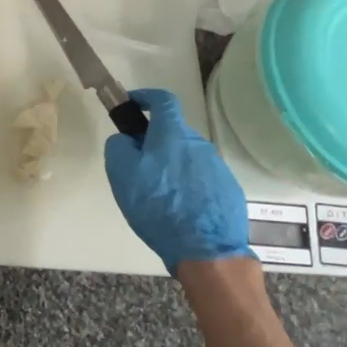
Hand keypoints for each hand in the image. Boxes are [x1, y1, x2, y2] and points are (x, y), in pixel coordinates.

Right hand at [103, 88, 252, 274]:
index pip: (163, 100)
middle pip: (172, 134)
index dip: (146, 96)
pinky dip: (185, 185)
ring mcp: (217, 168)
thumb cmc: (157, 206)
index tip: (131, 104)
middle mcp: (198, 146)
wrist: (206, 249)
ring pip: (186, 158)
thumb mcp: (121, 174)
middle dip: (153, 143)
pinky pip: (200, 178)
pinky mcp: (228, 190)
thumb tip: (127, 140)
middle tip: (136, 167)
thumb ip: (119, 147)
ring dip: (169, 167)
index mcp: (172, 136)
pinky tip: (177, 209)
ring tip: (156, 196)